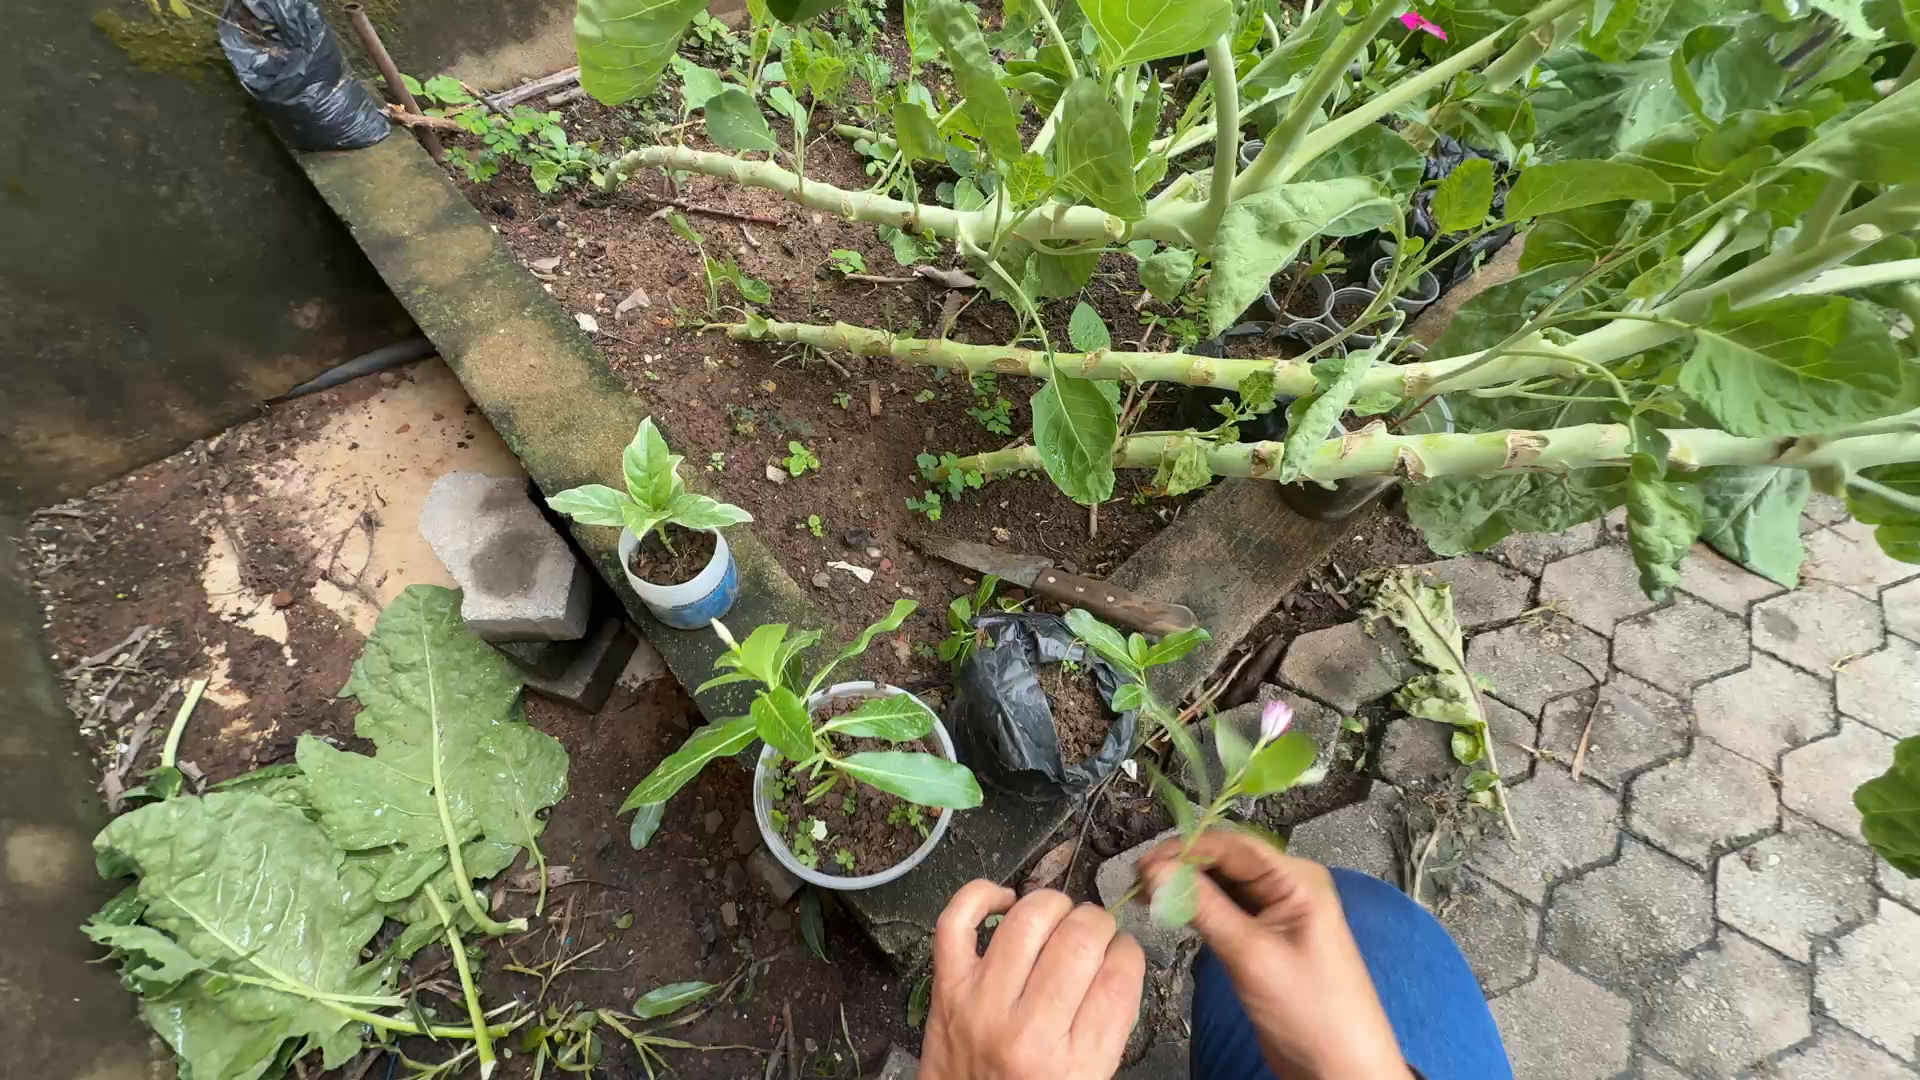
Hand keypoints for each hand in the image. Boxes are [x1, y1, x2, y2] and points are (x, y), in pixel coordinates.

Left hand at [920, 881, 1145, 1079]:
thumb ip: (1107, 1021)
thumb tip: (1116, 952)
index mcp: (1073, 1067)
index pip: (1118, 980)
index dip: (1127, 951)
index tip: (1122, 949)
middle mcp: (1027, 1033)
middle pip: (1078, 942)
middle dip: (1096, 921)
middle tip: (1094, 929)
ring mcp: (982, 1003)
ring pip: (1027, 920)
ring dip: (1052, 904)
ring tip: (1058, 915)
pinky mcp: (947, 985)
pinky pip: (957, 919)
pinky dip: (981, 895)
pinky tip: (1005, 900)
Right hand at [1137, 831, 1409, 1079]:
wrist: (1343, 1076)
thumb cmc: (1311, 1014)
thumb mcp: (1252, 956)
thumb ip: (1202, 907)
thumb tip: (1154, 869)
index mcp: (1295, 878)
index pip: (1228, 846)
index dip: (1182, 850)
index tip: (1143, 866)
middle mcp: (1285, 884)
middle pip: (1221, 860)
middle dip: (1178, 867)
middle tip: (1138, 883)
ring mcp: (1274, 908)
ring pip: (1218, 882)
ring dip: (1182, 886)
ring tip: (1145, 895)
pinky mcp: (1262, 932)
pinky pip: (1222, 905)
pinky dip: (1194, 905)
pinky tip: (1169, 910)